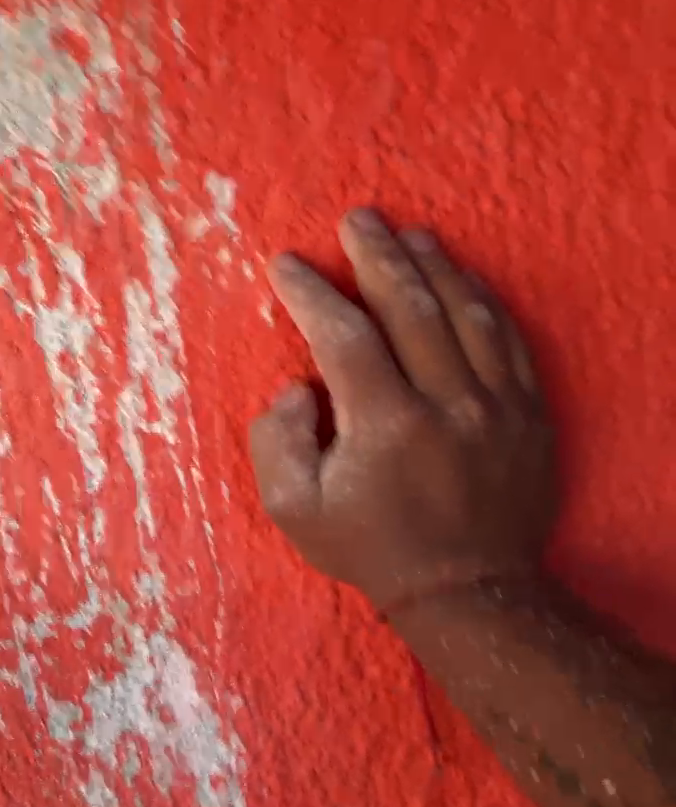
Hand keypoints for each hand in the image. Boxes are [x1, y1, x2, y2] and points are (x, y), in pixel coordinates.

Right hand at [249, 208, 556, 615]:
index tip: (284, 264)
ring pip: (466, 315)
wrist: (467, 587)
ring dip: (435, 267)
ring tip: (408, 234)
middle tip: (356, 218)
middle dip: (378, 258)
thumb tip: (298, 387)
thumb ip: (278, 439)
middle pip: (412, 309)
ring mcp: (498, 405)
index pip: (345, 337)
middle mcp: (448, 403)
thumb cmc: (363, 545)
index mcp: (385, 424)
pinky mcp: (528, 413)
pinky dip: (480, 301)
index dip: (311, 293)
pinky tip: (460, 279)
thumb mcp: (291, 505)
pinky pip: (507, 341)